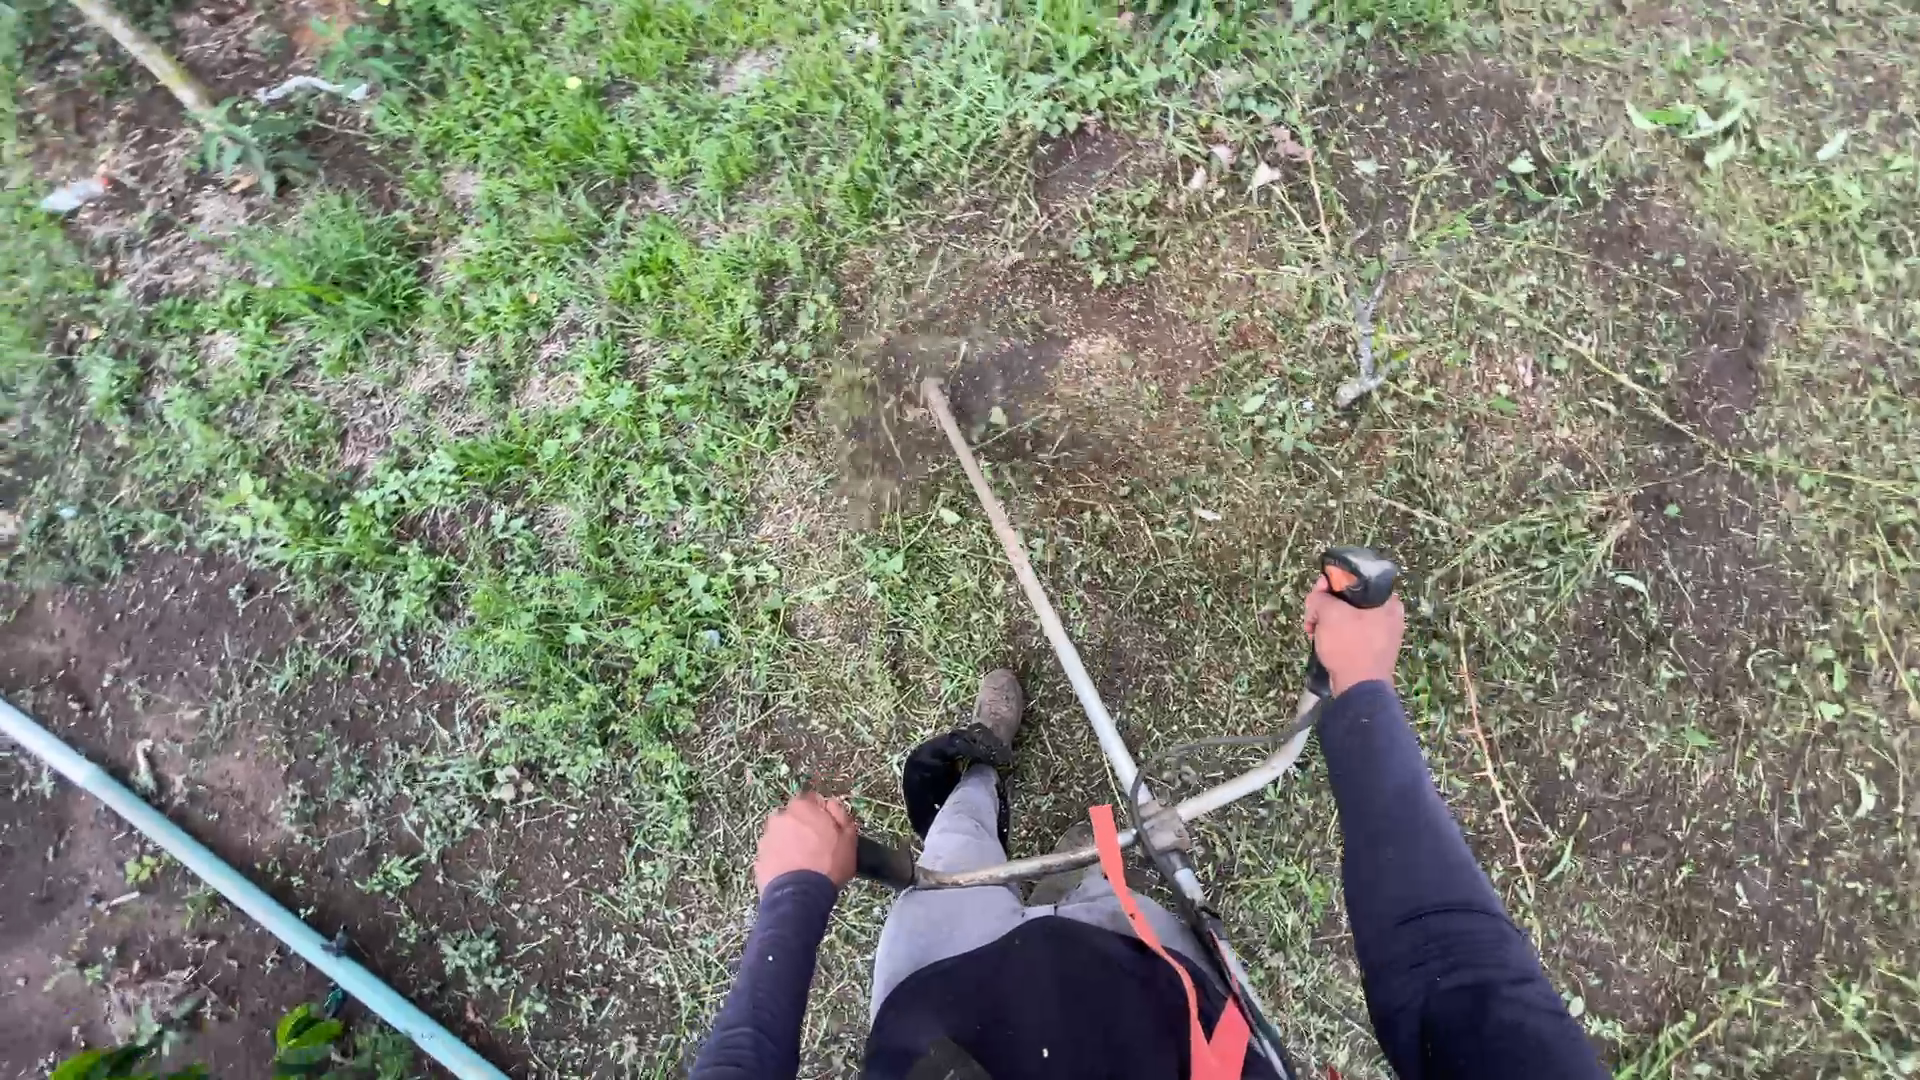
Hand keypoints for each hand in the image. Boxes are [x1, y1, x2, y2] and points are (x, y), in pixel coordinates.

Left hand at [754, 793, 857, 892]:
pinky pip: (773, 854)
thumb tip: (831, 806)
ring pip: (782, 835)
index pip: (812, 800)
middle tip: (817, 847)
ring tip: (803, 863)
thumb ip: (840, 814)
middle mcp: (780, 817)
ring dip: (790, 843)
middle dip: (803, 827)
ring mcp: (766, 838)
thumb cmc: (828, 864)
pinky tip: (792, 873)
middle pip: (795, 818)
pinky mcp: (759, 859)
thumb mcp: (849, 837)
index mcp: (802, 806)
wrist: (800, 897)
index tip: (828, 829)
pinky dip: (781, 859)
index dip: (822, 814)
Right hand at [1302, 575, 1404, 694]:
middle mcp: (1389, 615)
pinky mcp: (1372, 648)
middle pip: (1348, 598)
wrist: (1359, 686)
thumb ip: (1321, 596)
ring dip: (1325, 620)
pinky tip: (1320, 640)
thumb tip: (1318, 596)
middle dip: (1325, 605)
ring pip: (1346, 616)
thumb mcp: (1329, 613)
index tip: (1318, 592)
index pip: (1356, 580)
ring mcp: (1382, 633)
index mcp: (1388, 601)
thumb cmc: (1349, 644)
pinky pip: (1350, 632)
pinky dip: (1334, 633)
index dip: (1332, 582)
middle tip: (1312, 615)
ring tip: (1312, 630)